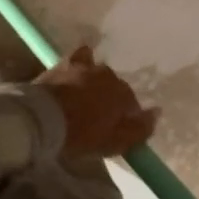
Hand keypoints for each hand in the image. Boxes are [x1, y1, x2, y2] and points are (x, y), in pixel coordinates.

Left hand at [36, 47, 160, 158]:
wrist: (41, 119)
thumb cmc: (80, 135)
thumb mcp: (114, 142)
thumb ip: (139, 129)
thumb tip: (157, 113)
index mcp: (123, 94)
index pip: (131, 105)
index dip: (125, 119)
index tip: (115, 131)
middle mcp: (108, 75)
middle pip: (115, 88)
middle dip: (110, 100)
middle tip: (98, 117)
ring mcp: (86, 67)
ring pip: (99, 73)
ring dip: (96, 83)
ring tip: (86, 97)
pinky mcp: (64, 64)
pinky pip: (80, 56)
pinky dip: (84, 59)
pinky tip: (81, 64)